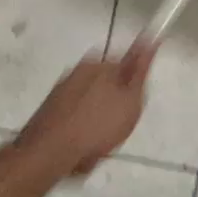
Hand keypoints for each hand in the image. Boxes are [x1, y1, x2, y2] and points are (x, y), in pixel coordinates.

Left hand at [15, 43, 155, 176]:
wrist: (47, 155)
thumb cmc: (96, 126)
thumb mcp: (131, 99)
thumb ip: (141, 70)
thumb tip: (151, 40)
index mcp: (98, 63)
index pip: (126, 61)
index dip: (134, 82)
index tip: (135, 101)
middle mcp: (77, 71)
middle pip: (107, 84)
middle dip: (114, 104)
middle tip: (119, 125)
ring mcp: (59, 92)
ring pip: (89, 104)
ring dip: (96, 120)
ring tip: (98, 144)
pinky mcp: (46, 113)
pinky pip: (73, 118)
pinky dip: (79, 131)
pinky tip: (81, 150)